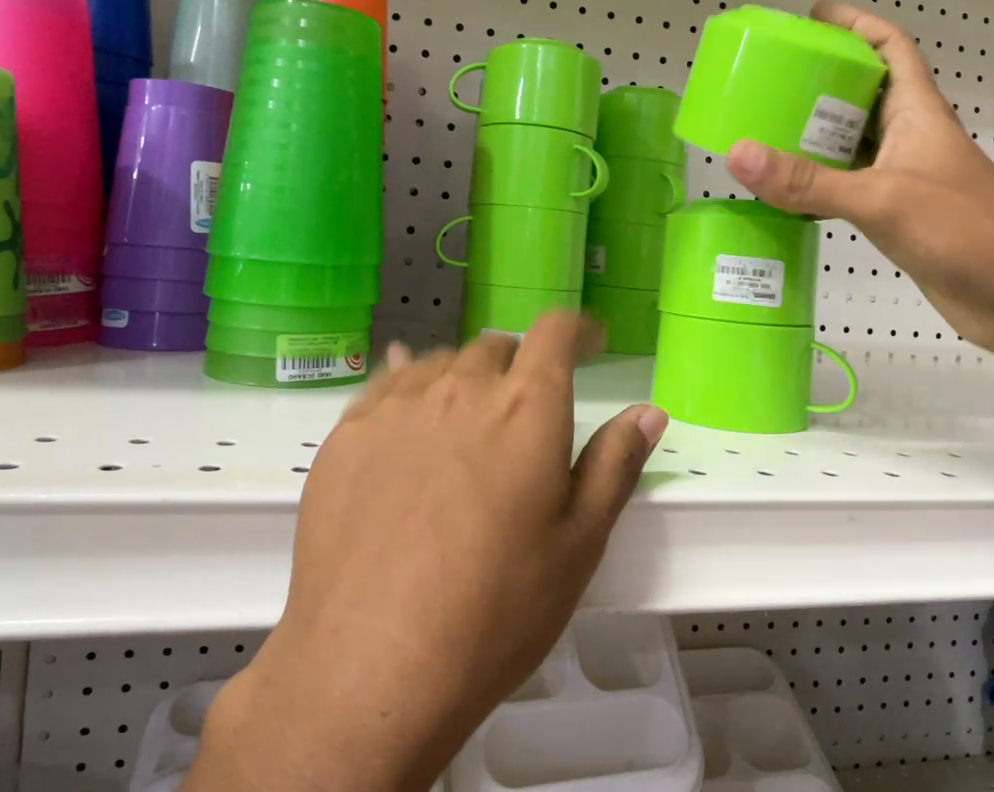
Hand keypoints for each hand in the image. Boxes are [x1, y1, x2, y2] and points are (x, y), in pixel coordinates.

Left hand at [187, 313, 667, 791]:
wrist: (371, 662)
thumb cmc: (496, 609)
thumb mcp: (578, 544)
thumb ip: (615, 465)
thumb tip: (647, 412)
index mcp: (526, 408)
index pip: (555, 333)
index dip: (578, 330)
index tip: (590, 343)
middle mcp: (460, 389)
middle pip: (495, 347)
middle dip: (520, 364)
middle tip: (526, 409)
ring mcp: (395, 408)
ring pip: (439, 364)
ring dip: (465, 378)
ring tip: (469, 419)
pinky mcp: (346, 436)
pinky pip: (385, 387)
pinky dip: (410, 388)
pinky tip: (409, 416)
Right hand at [727, 0, 993, 360]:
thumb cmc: (967, 232)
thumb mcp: (881, 199)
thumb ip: (808, 181)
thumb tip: (737, 154)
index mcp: (919, 113)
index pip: (890, 47)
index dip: (855, 24)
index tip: (812, 15)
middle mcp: (912, 137)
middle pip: (864, 92)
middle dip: (820, 80)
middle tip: (769, 80)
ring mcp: (906, 177)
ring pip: (854, 142)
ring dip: (815, 134)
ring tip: (764, 129)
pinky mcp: (900, 215)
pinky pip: (850, 184)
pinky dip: (819, 182)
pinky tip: (786, 192)